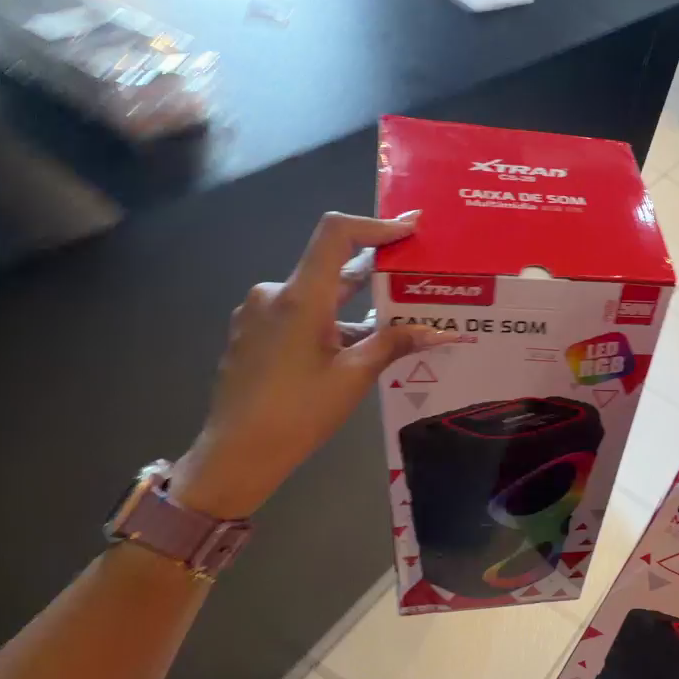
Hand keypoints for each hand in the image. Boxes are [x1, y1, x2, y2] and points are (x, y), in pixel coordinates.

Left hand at [169, 211, 454, 516]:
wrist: (237, 452)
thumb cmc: (298, 413)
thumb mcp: (354, 378)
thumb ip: (394, 345)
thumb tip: (441, 331)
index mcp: (300, 297)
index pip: (336, 235)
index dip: (375, 226)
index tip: (410, 229)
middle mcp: (274, 294)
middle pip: (330, 269)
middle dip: (373, 278)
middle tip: (412, 286)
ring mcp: (257, 314)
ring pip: (315, 298)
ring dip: (351, 310)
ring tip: (389, 333)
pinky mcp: (251, 335)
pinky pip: (296, 317)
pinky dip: (326, 325)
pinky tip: (347, 353)